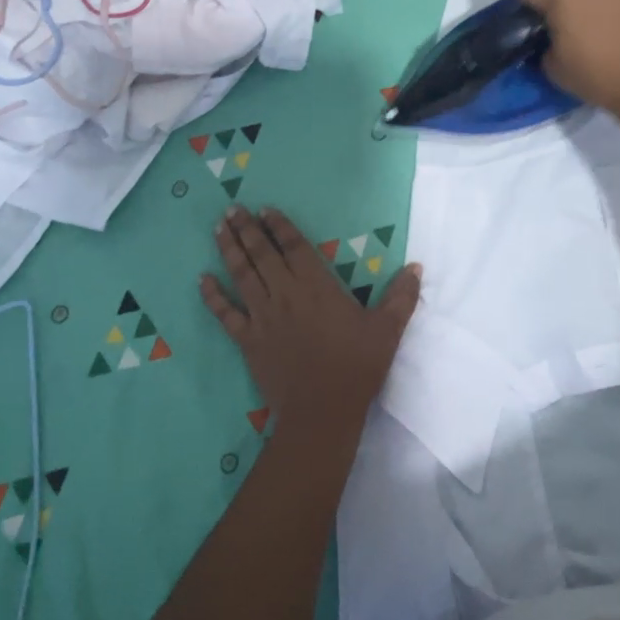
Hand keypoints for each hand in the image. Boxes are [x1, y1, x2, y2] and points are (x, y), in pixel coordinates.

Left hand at [201, 206, 421, 436]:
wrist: (322, 411)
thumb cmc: (356, 367)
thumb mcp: (387, 329)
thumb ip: (401, 296)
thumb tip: (416, 267)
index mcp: (317, 287)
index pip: (294, 247)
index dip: (280, 226)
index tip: (265, 209)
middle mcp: (285, 294)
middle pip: (262, 255)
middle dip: (247, 229)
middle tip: (233, 209)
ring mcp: (263, 317)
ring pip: (242, 276)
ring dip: (230, 250)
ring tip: (219, 228)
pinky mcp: (248, 340)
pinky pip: (226, 314)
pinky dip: (213, 296)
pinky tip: (202, 279)